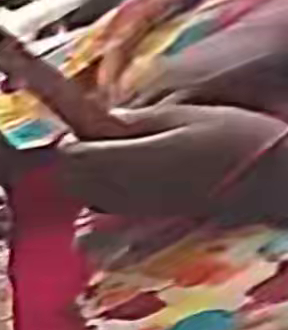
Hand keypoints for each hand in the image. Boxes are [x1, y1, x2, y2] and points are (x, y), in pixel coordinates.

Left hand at [56, 103, 287, 220]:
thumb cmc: (235, 140)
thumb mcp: (191, 116)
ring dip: (82, 171)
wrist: (263, 179)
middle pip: (67, 171)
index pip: (70, 152)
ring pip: (75, 187)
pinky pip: (92, 200)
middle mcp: (109, 185)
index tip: (89, 128)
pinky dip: (94, 187)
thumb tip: (104, 118)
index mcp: (121, 158)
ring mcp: (115, 202)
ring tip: (112, 155)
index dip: (74, 138)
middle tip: (100, 140)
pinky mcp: (127, 212)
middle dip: (75, 155)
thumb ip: (139, 119)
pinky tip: (122, 173)